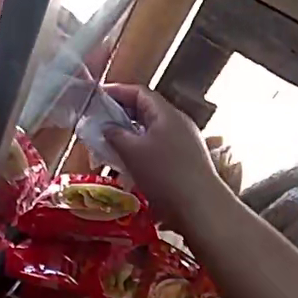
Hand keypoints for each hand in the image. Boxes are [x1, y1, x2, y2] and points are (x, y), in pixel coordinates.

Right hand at [101, 84, 236, 234]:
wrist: (199, 206)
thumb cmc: (164, 173)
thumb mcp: (132, 152)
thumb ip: (115, 135)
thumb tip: (107, 127)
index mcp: (166, 113)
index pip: (140, 92)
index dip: (118, 91)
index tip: (99, 96)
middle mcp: (178, 123)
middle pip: (148, 110)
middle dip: (123, 114)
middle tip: (101, 121)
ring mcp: (185, 141)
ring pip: (153, 130)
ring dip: (132, 133)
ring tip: (112, 143)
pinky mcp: (186, 160)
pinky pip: (160, 146)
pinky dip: (142, 148)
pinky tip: (131, 162)